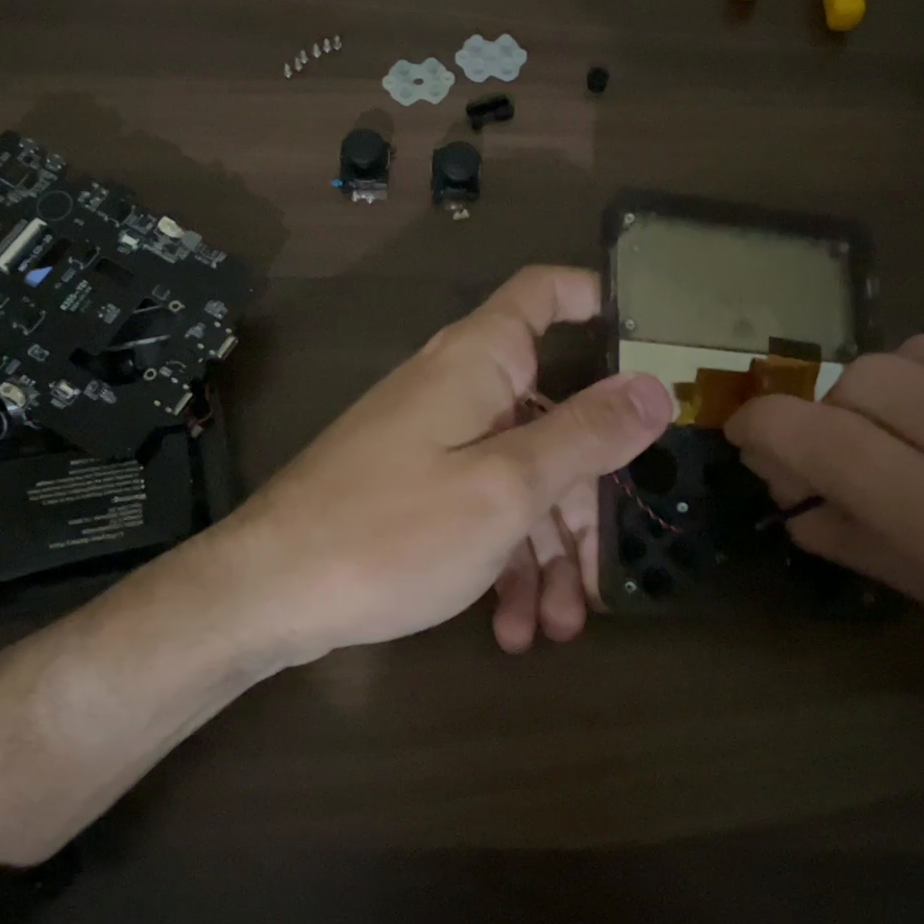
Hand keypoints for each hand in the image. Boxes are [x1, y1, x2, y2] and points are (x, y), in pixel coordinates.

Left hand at [206, 266, 671, 664]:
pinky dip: (500, 565)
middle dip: (583, 503)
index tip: (653, 344)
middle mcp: (459, 391)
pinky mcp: (414, 493)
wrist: (269, 592)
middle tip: (602, 577)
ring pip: (519, 480)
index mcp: (479, 361)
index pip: (546, 295)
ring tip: (554, 628)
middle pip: (552, 419)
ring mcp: (434, 444)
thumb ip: (584, 436)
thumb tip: (654, 388)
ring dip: (544, 555)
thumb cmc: (392, 531)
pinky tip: (510, 629)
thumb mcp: (505, 487)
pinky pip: (480, 513)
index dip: (598, 300)